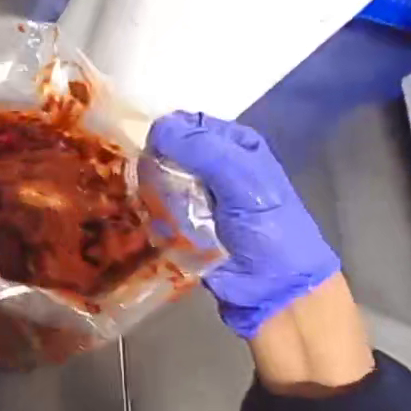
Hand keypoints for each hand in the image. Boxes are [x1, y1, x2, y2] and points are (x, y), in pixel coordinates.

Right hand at [147, 111, 339, 338]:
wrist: (270, 285)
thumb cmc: (266, 226)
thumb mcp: (240, 179)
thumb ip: (202, 150)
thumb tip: (157, 128)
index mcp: (233, 146)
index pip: (189, 125)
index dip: (166, 132)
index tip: (147, 146)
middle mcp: (211, 169)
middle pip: (168, 155)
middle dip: (152, 164)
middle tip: (140, 177)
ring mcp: (194, 201)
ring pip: (157, 185)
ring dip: (146, 193)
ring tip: (140, 201)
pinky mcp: (179, 230)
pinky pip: (154, 215)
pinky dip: (147, 218)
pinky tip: (142, 221)